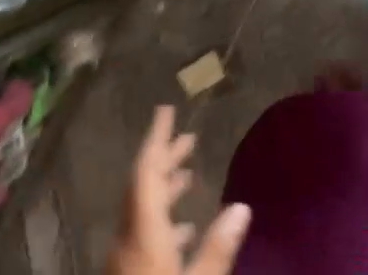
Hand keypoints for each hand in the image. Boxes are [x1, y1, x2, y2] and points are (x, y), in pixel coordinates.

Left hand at [108, 106, 251, 274]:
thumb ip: (217, 247)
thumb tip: (242, 207)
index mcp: (143, 230)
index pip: (146, 172)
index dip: (156, 138)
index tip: (166, 109)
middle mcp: (128, 236)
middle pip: (144, 186)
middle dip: (165, 158)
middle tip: (189, 138)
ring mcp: (125, 255)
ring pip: (144, 210)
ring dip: (165, 188)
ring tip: (189, 174)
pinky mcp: (128, 271)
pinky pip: (144, 232)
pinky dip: (163, 220)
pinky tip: (185, 228)